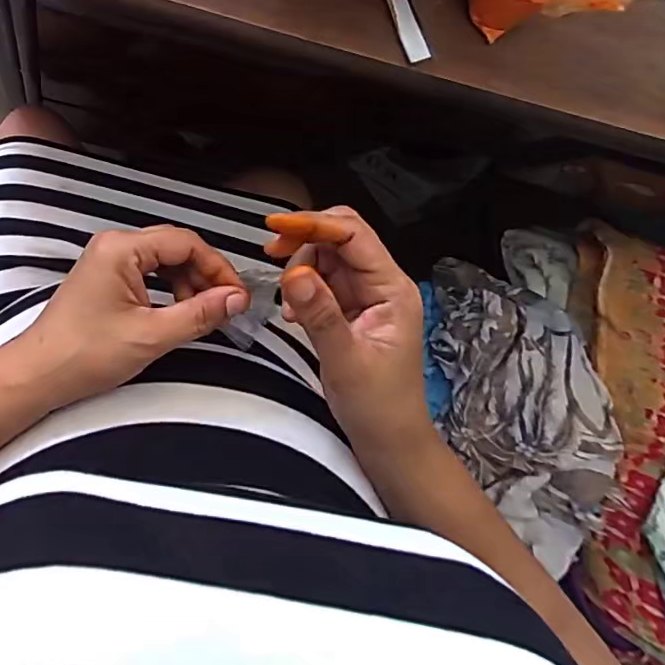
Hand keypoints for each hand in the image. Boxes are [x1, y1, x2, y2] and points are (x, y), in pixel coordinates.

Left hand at [1, 226, 248, 410]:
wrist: (40, 374)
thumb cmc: (84, 353)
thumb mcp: (151, 336)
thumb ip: (198, 314)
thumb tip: (235, 299)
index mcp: (120, 248)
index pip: (185, 242)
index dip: (217, 267)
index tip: (237, 296)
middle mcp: (113, 246)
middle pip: (175, 248)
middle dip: (204, 276)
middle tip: (227, 306)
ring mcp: (107, 260)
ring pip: (163, 261)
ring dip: (188, 284)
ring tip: (203, 314)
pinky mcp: (105, 277)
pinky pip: (147, 273)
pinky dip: (169, 290)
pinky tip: (179, 312)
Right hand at [265, 208, 432, 444]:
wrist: (388, 440)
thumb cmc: (380, 408)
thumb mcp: (346, 361)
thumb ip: (320, 314)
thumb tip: (295, 274)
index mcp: (392, 290)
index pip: (353, 235)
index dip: (314, 224)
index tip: (278, 226)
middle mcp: (380, 285)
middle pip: (338, 236)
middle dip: (303, 238)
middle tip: (272, 251)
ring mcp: (364, 294)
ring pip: (325, 254)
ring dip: (298, 265)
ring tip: (287, 298)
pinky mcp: (347, 306)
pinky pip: (318, 277)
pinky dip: (299, 284)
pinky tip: (292, 311)